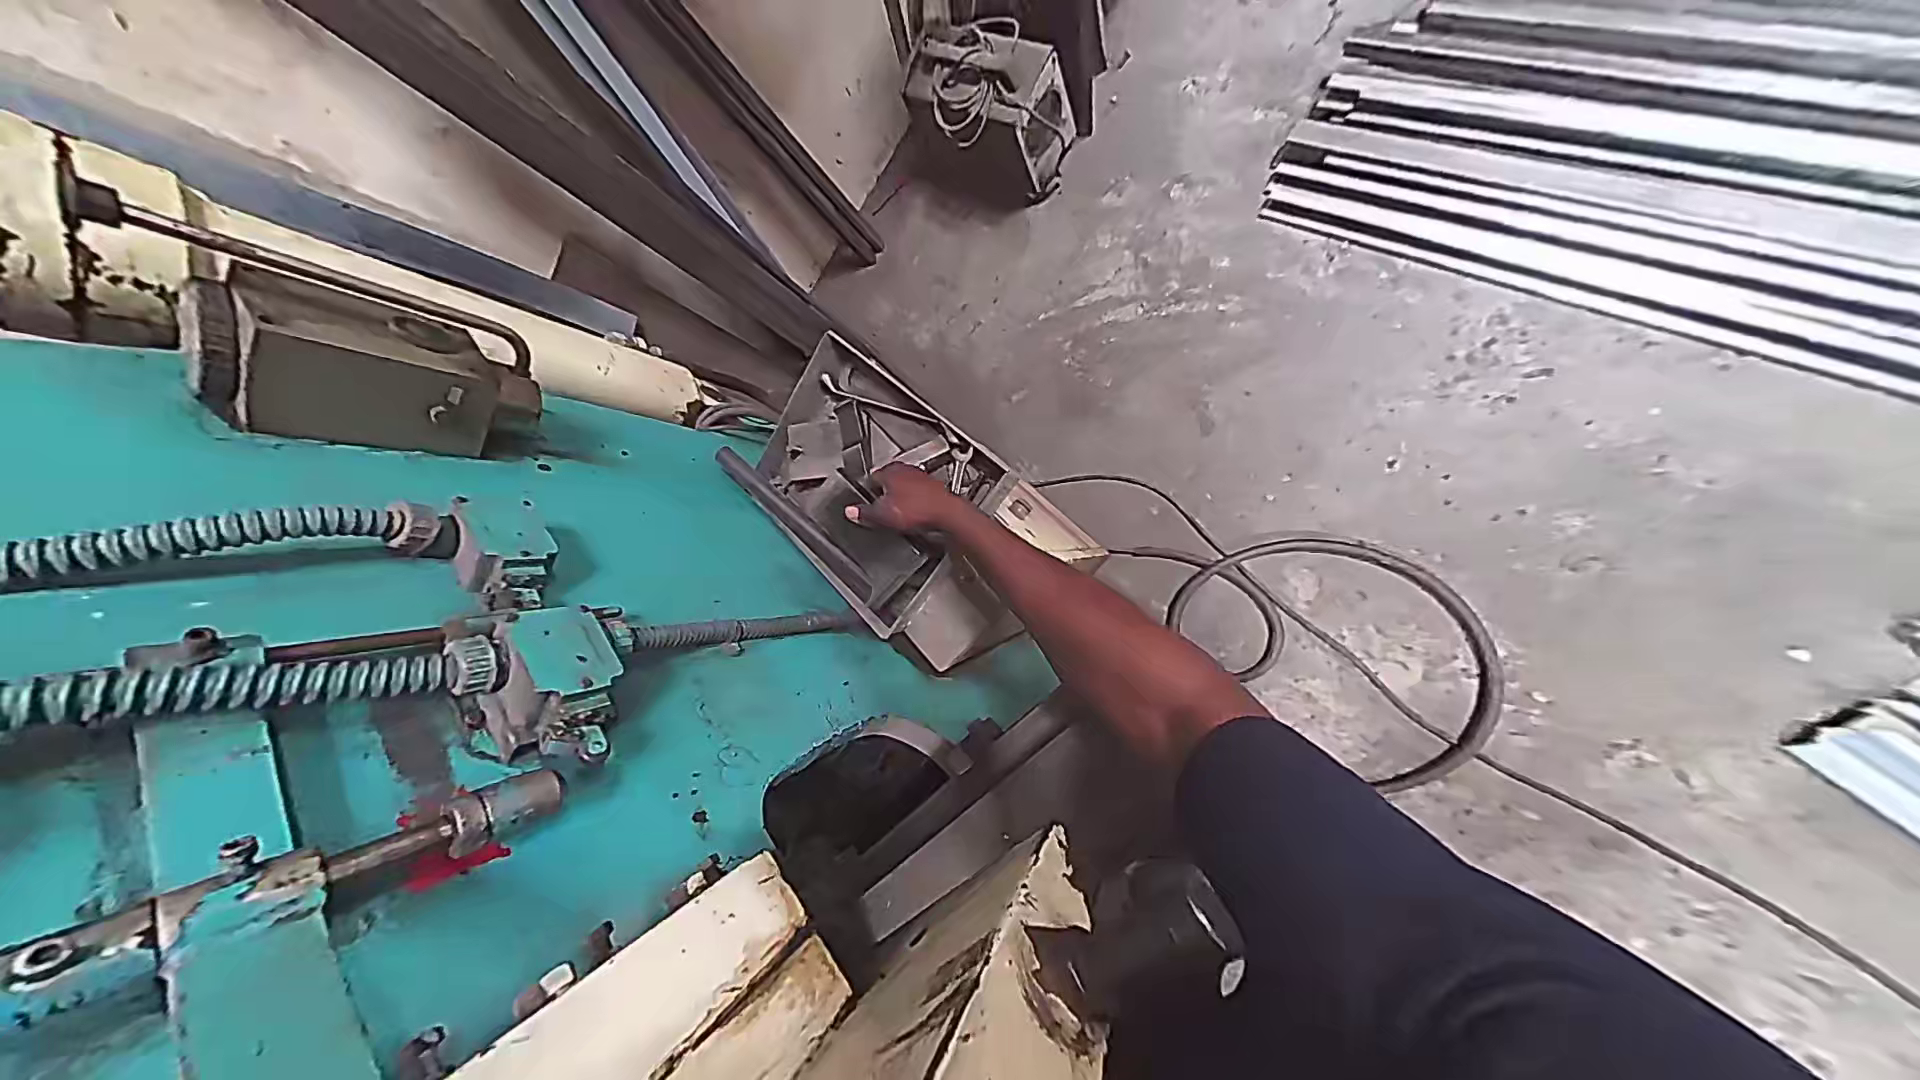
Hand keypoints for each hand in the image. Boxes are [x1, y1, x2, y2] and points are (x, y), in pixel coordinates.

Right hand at [845, 462, 972, 533]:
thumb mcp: (883, 516)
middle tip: (881, 503)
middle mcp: (907, 471)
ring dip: (902, 493)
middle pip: (890, 478)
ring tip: (899, 508)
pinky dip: (916, 499)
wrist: (946, 513)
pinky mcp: (935, 487)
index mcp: (890, 472)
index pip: (872, 476)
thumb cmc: (917, 509)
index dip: (868, 488)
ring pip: (906, 483)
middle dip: (885, 490)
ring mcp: (922, 477)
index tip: (866, 496)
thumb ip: (865, 513)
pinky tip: (916, 510)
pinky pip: (920, 492)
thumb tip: (851, 511)